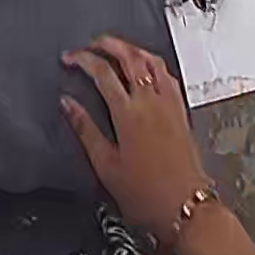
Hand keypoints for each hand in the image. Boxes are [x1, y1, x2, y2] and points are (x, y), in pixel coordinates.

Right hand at [59, 35, 212, 237]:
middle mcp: (150, 102)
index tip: (69, 59)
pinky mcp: (180, 111)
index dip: (82, 59)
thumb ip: (85, 129)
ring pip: (150, 60)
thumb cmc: (147, 194)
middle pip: (129, 56)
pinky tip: (146, 66)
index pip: (102, 71)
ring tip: (116, 47)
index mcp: (128, 113)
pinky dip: (151, 61)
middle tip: (91, 44)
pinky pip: (166, 74)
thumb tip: (68, 104)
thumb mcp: (106, 165)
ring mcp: (168, 104)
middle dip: (107, 43)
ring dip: (130, 48)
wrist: (187, 211)